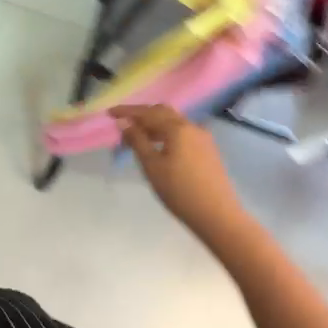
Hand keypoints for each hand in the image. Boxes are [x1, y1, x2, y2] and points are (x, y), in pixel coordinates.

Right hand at [111, 105, 247, 233]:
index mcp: (177, 128)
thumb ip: (137, 141)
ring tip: (139, 138)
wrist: (217, 216)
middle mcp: (192, 127)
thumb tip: (124, 123)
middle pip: (163, 112)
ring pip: (174, 122)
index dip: (127, 111)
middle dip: (143, 115)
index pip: (147, 112)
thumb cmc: (179, 191)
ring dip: (155, 124)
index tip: (110, 113)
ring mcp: (203, 138)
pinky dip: (167, 133)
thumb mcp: (152, 166)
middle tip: (125, 124)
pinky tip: (160, 147)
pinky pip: (183, 133)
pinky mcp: (208, 150)